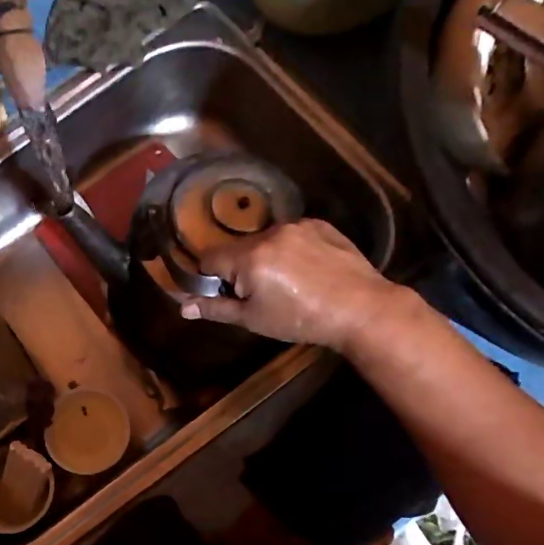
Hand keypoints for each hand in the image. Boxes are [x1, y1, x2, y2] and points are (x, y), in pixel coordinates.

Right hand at [179, 219, 417, 356]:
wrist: (361, 308)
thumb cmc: (300, 319)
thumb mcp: (253, 319)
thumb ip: (215, 308)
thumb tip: (182, 308)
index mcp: (249, 257)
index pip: (209, 258)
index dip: (212, 278)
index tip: (229, 294)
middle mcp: (269, 233)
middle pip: (238, 248)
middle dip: (241, 268)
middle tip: (261, 294)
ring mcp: (297, 225)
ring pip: (265, 240)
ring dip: (266, 257)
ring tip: (288, 282)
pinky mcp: (320, 224)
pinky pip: (291, 234)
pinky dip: (291, 249)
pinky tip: (307, 270)